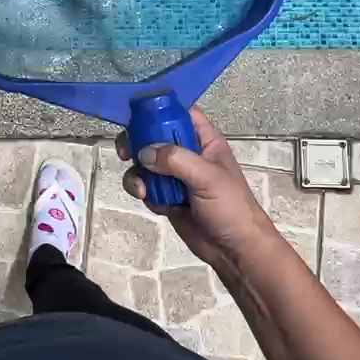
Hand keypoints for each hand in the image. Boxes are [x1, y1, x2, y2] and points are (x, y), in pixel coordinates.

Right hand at [117, 107, 284, 275]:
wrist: (234, 251)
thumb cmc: (230, 208)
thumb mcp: (208, 178)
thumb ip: (176, 159)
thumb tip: (144, 152)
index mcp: (205, 141)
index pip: (181, 112)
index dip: (160, 107)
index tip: (135, 111)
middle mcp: (188, 152)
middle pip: (154, 133)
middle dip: (137, 140)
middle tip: (125, 151)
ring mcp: (175, 174)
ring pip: (145, 160)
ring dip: (137, 170)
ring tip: (140, 186)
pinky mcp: (165, 194)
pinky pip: (144, 183)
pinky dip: (140, 188)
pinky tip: (145, 198)